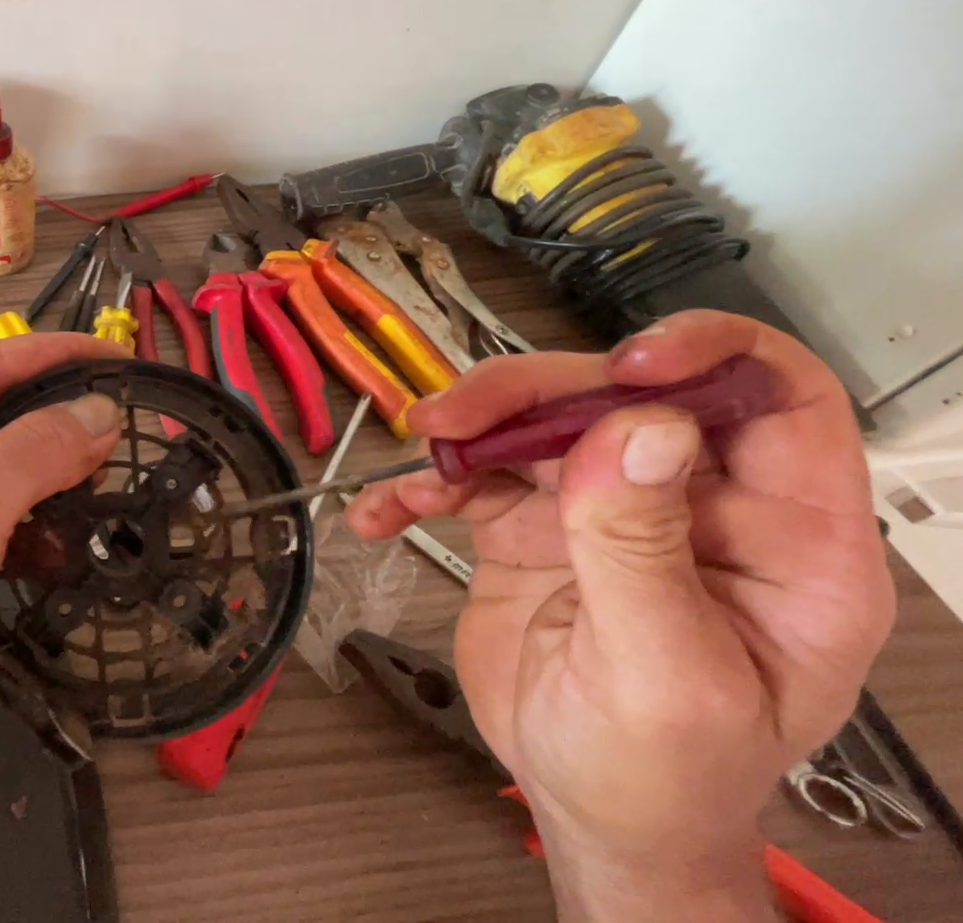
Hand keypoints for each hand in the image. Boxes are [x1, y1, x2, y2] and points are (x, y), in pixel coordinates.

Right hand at [349, 311, 893, 908]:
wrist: (583, 806)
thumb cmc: (660, 772)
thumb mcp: (665, 677)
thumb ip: (644, 553)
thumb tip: (637, 428)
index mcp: (782, 538)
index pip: (773, 400)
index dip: (710, 356)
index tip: (625, 362)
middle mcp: (691, 505)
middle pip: (617, 398)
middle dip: (533, 395)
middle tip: (452, 419)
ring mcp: (603, 511)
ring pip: (536, 424)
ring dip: (467, 430)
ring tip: (418, 458)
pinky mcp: (530, 528)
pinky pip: (472, 480)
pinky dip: (419, 488)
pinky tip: (382, 514)